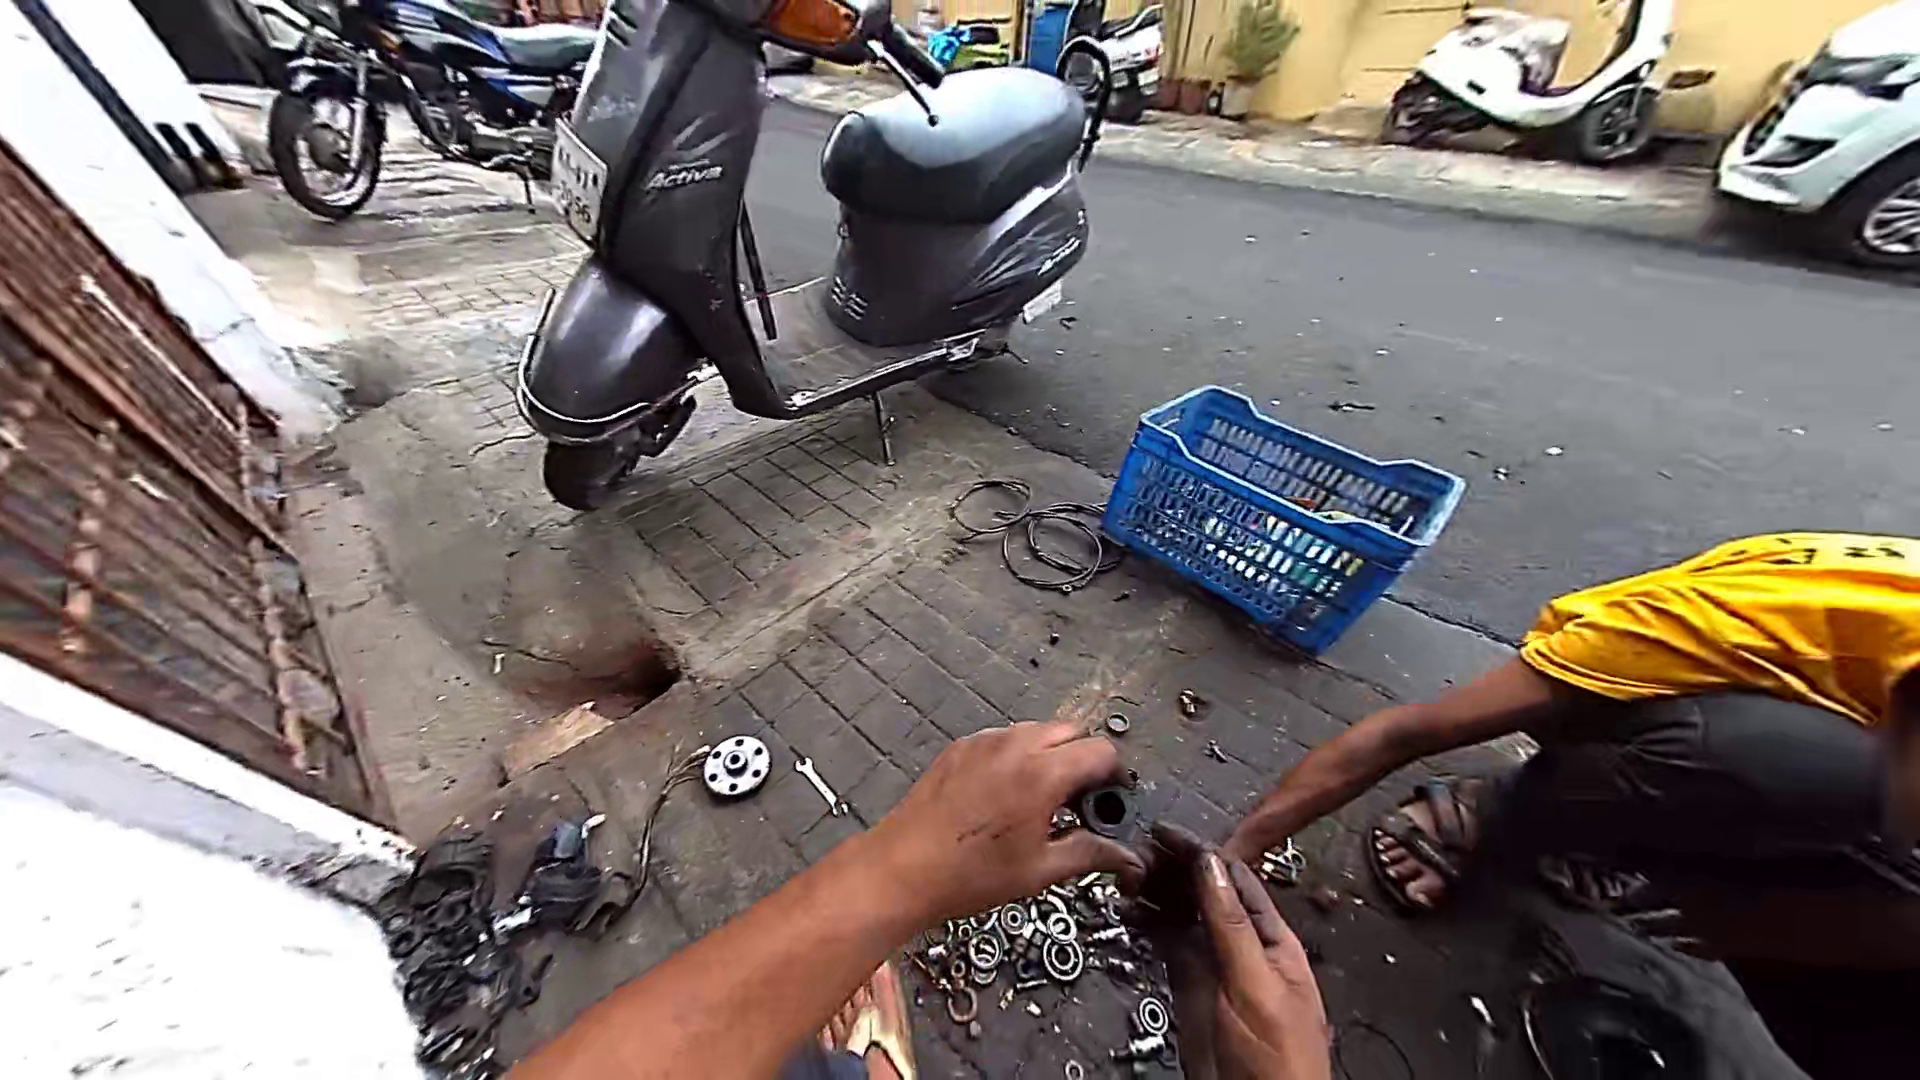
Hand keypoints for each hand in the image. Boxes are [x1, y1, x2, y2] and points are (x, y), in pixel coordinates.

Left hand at [865, 718, 1144, 922]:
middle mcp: (1016, 744)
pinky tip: (1004, 792)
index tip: (1108, 800)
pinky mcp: (962, 744)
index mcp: (1042, 772)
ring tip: (1040, 797)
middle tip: (1077, 800)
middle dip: (1083, 759)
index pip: (1100, 750)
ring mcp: (985, 740)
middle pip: (1071, 730)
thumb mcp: (1039, 870)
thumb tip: (1127, 857)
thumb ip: (1089, 853)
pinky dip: (1017, 754)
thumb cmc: (973, 873)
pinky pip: (1003, 737)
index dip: (1113, 774)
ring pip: (1036, 730)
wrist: (904, 865)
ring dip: (1050, 753)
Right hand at [1138, 823, 1328, 1079]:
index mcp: (1268, 936)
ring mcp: (1211, 958)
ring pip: (1178, 907)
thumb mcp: (1257, 987)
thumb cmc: (1279, 1065)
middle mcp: (1238, 940)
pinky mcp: (1188, 977)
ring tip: (1125, 880)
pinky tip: (1127, 910)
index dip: (1196, 849)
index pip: (1229, 875)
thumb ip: (1231, 924)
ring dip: (1153, 889)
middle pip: (1200, 886)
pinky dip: (1144, 918)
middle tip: (1134, 858)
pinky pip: (1164, 935)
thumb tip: (1208, 862)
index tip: (1162, 833)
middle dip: (1168, 867)